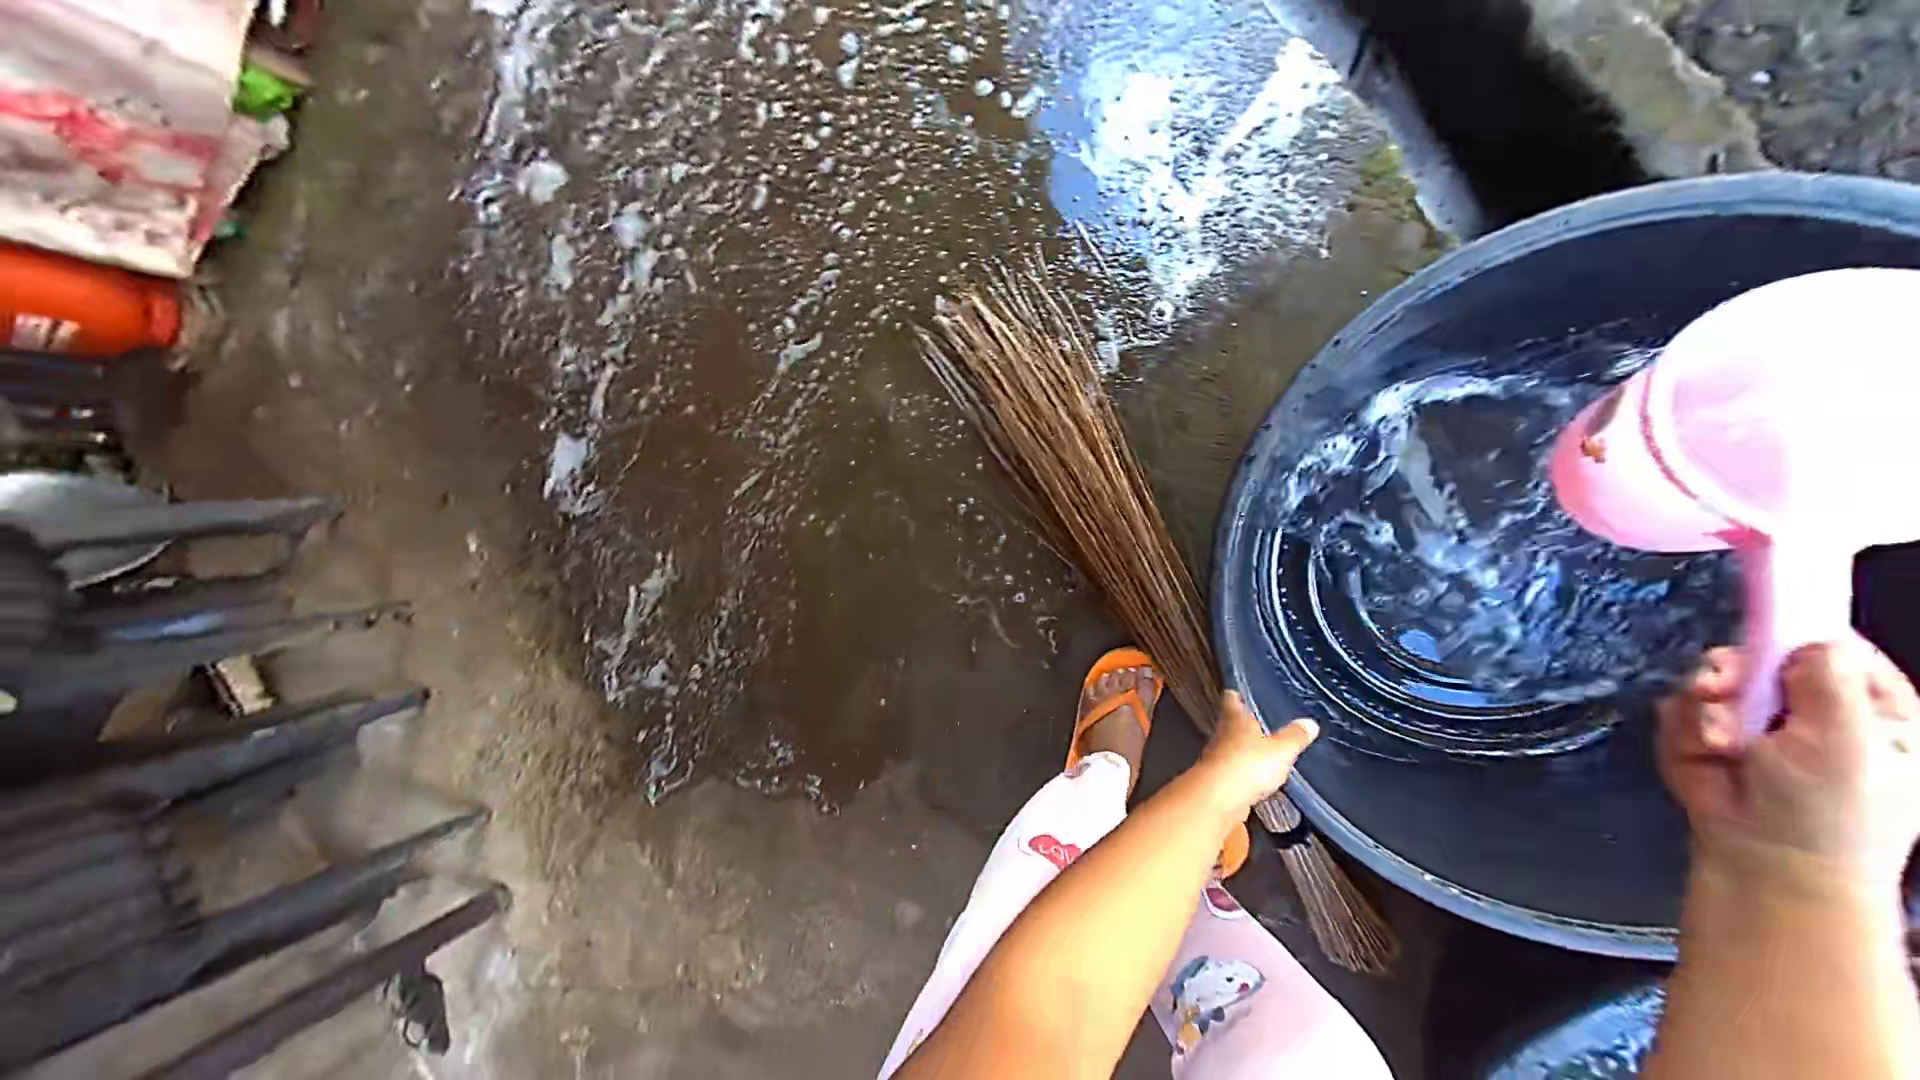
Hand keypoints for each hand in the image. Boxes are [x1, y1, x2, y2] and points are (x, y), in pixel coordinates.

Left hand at [1193, 692, 1318, 815]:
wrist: (1218, 797)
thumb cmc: (1247, 764)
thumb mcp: (1281, 749)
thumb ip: (1295, 737)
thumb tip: (1309, 722)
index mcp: (1235, 720)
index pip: (1232, 700)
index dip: (1236, 696)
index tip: (1238, 692)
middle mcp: (1222, 735)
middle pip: (1231, 724)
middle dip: (1243, 724)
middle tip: (1258, 723)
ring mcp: (1218, 758)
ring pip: (1232, 748)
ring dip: (1245, 750)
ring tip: (1262, 751)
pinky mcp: (1218, 781)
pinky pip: (1234, 772)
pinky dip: (1244, 773)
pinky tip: (1256, 779)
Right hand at [1657, 639, 1919, 889]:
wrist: (1766, 856)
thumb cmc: (1832, 810)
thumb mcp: (1850, 746)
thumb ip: (1829, 686)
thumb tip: (1813, 636)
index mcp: (1867, 709)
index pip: (1837, 650)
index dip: (1805, 633)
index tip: (1770, 619)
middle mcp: (1805, 705)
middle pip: (1763, 656)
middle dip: (1737, 668)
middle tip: (1726, 686)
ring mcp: (1748, 716)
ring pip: (1713, 676)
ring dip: (1708, 699)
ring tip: (1719, 734)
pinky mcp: (1699, 727)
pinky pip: (1680, 703)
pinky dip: (1687, 722)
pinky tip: (1705, 746)